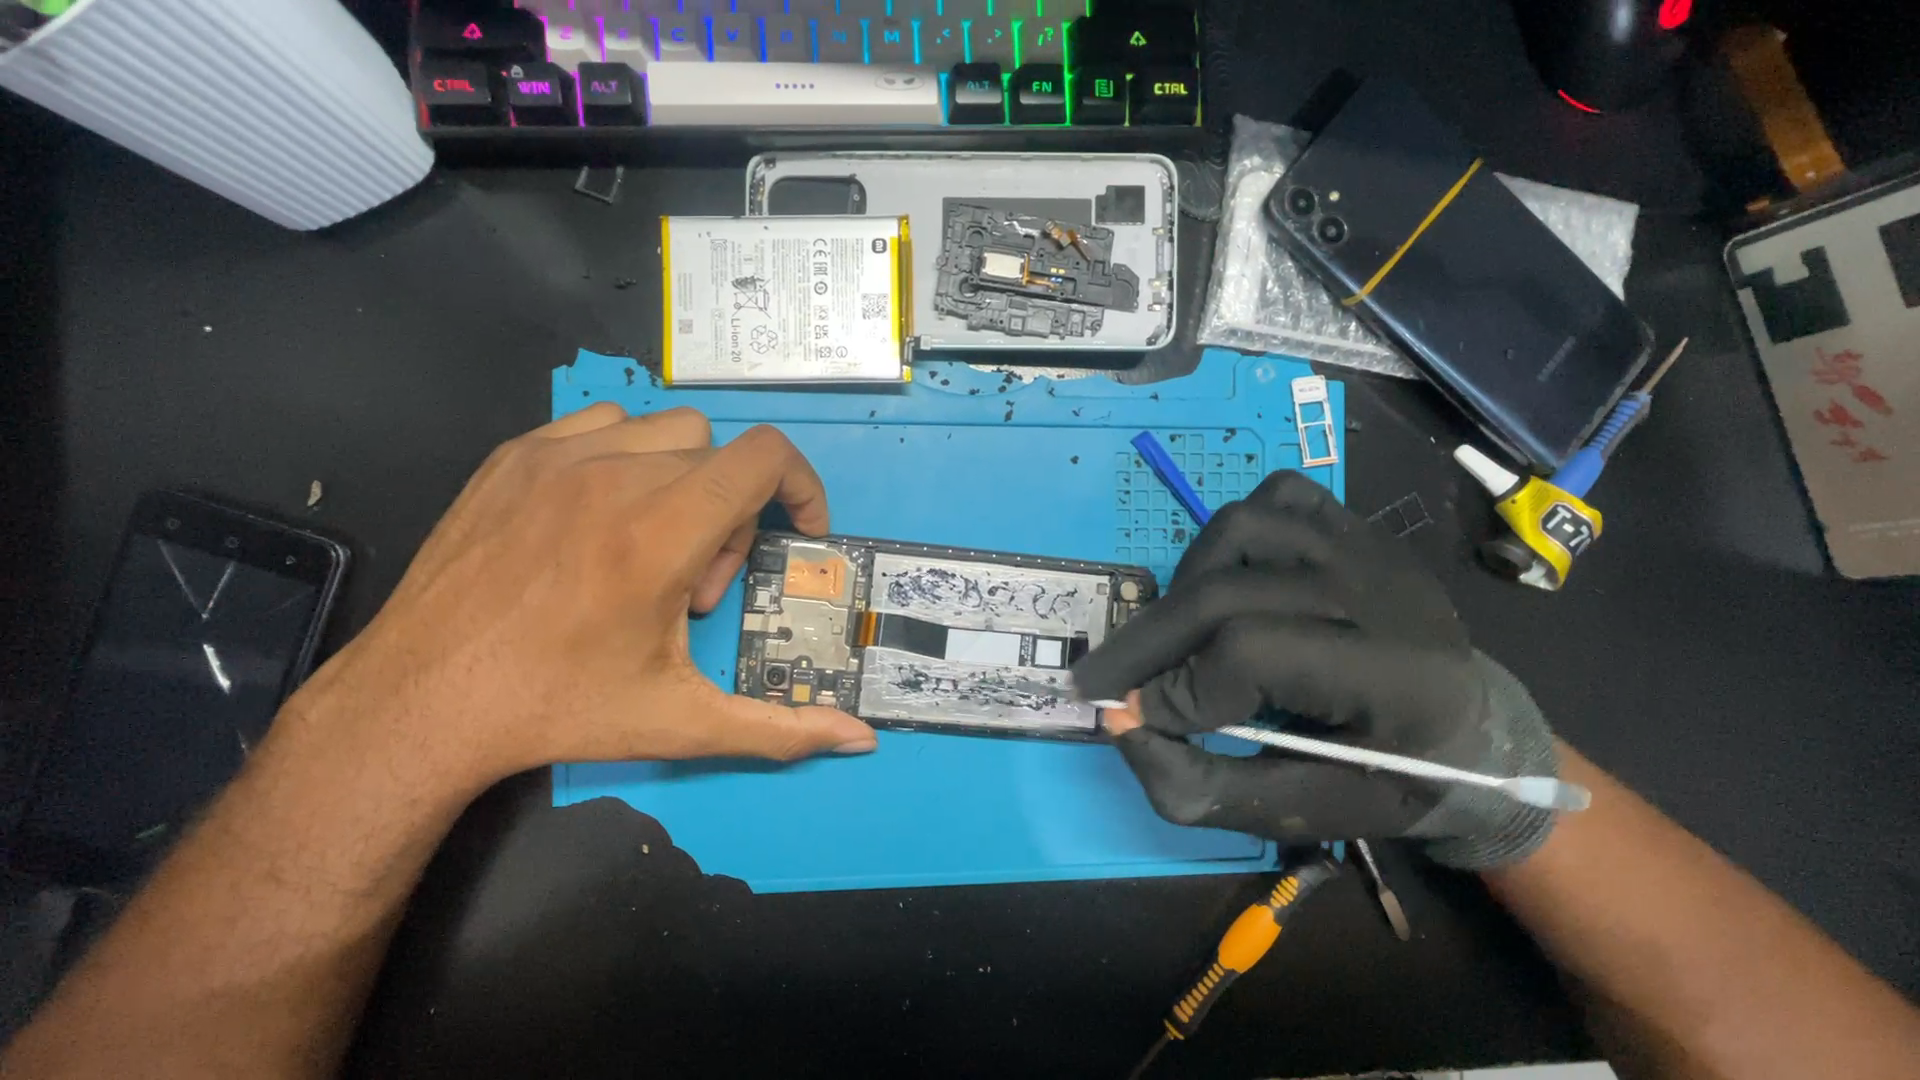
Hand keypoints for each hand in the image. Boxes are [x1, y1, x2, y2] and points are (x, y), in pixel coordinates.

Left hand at [280, 404, 876, 796]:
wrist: (420, 700)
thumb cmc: (558, 708)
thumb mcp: (680, 722)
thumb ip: (779, 729)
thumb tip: (862, 741)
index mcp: (661, 533)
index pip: (764, 458)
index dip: (802, 488)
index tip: (797, 535)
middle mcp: (615, 477)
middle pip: (720, 455)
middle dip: (733, 514)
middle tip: (693, 585)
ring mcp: (556, 458)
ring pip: (664, 432)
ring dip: (683, 481)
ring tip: (647, 547)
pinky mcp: (513, 456)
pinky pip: (601, 426)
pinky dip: (625, 459)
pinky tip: (597, 520)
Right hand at [1071, 471, 1557, 867]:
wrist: (1470, 722)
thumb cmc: (1389, 778)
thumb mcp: (1303, 813)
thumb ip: (1205, 787)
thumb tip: (1120, 725)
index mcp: (1393, 678)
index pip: (1253, 651)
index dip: (1180, 688)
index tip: (1138, 719)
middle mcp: (1381, 594)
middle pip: (1228, 592)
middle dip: (1148, 641)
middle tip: (1100, 680)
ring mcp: (1366, 547)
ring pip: (1240, 530)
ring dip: (1185, 584)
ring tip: (1171, 634)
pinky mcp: (1352, 525)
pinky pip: (1272, 499)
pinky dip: (1228, 537)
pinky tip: (1221, 582)